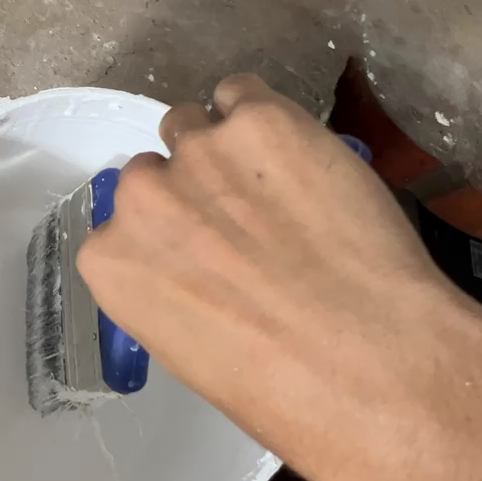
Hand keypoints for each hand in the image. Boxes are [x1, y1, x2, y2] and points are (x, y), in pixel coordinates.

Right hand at [77, 73, 472, 452]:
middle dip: (191, 192)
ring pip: (191, 124)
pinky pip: (241, 92)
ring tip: (275, 184)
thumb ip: (170, 285)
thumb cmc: (280, 388)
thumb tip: (201, 260)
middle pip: (153, 171)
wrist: (372, 363)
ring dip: (221, 149)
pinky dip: (259, 114)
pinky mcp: (258, 119)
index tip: (202, 257)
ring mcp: (197, 151)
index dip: (167, 239)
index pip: (122, 228)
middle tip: (246, 225)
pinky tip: (293, 148)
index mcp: (110, 260)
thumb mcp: (190, 350)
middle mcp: (140, 196)